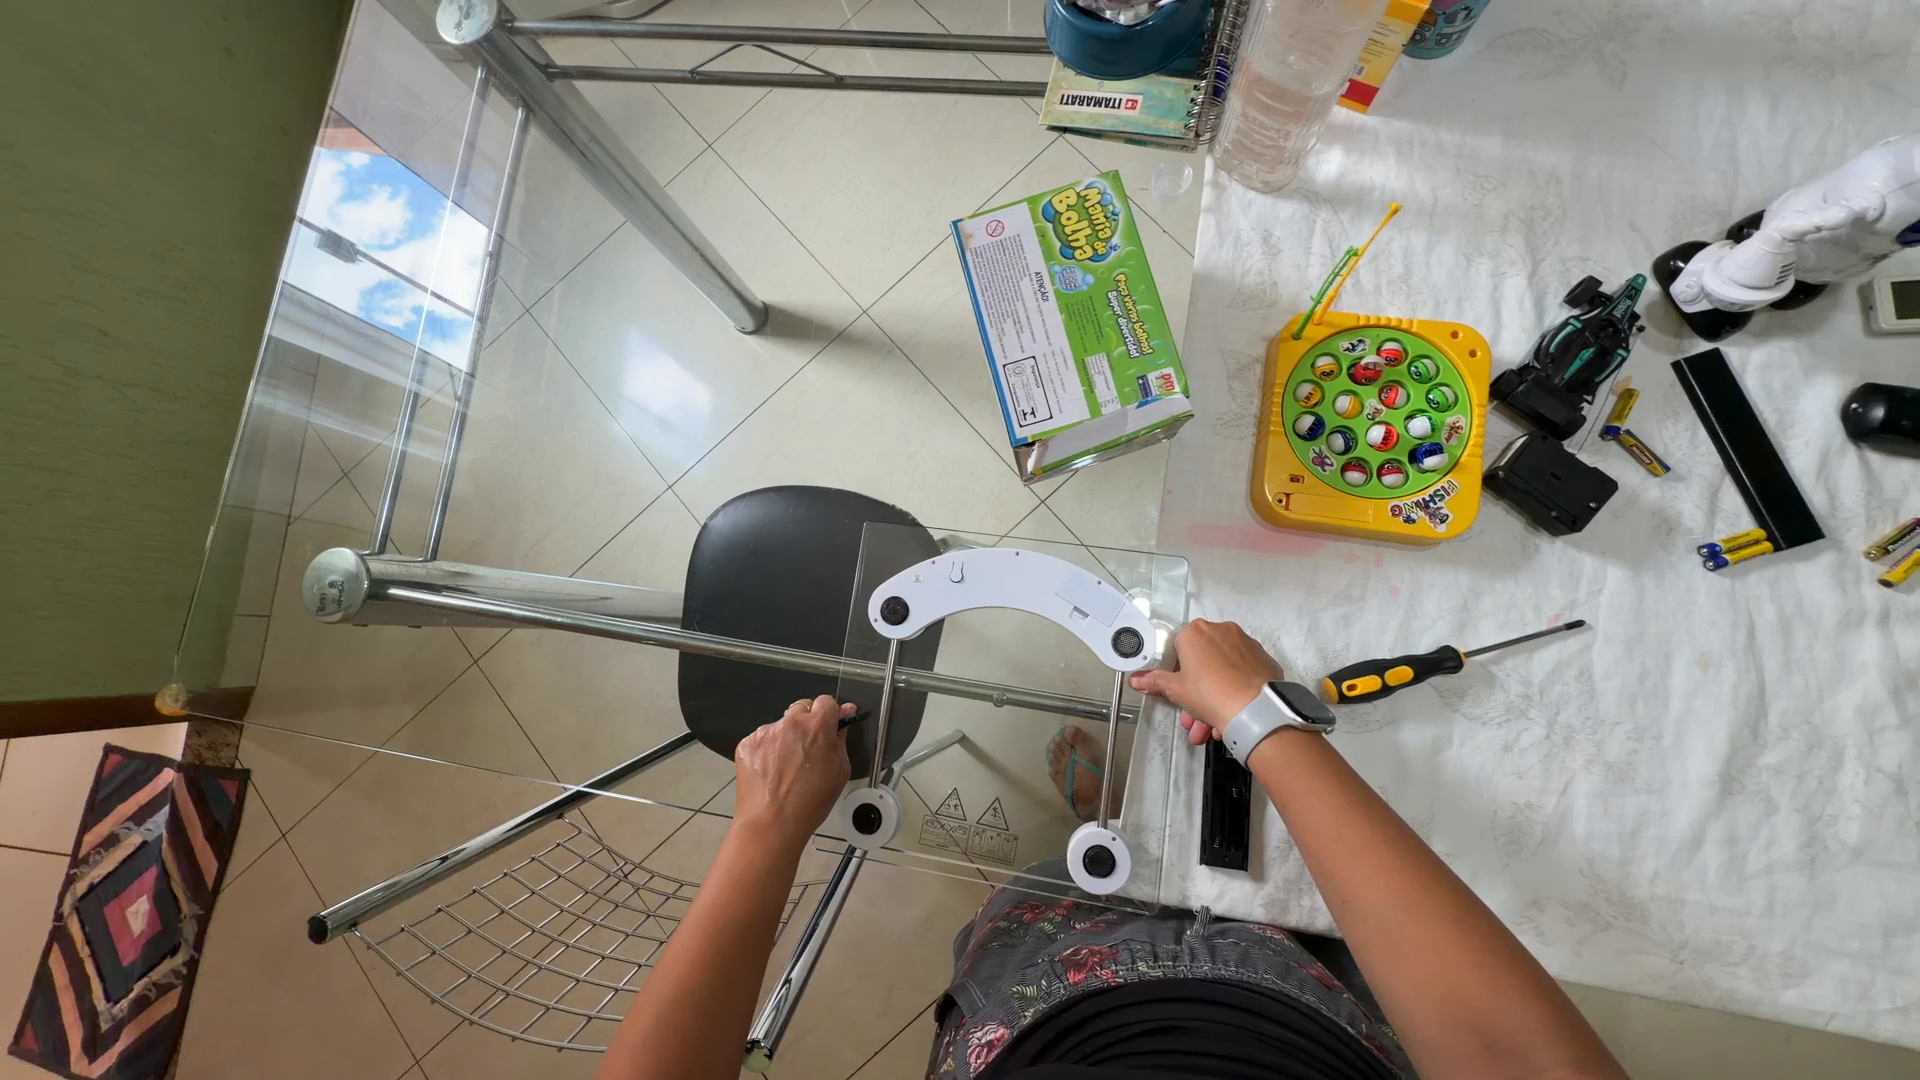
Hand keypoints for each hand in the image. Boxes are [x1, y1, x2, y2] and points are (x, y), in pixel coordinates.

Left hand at [733, 695, 853, 848]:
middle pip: (802, 708)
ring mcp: (766, 731)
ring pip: (781, 725)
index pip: (827, 701)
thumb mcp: (840, 771)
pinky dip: (767, 750)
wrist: (771, 823)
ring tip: (785, 767)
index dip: (830, 714)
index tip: (829, 727)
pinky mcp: (747, 743)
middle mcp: (791, 722)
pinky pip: (762, 739)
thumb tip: (844, 715)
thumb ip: (841, 739)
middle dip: (807, 722)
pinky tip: (770, 772)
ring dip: (786, 737)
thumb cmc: (812, 802)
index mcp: (817, 726)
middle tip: (807, 748)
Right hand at [1128, 620, 1283, 744]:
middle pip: (1202, 661)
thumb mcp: (1176, 690)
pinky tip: (1229, 715)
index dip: (1176, 673)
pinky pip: (1241, 673)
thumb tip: (1138, 679)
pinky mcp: (1263, 658)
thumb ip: (1155, 681)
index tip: (1178, 690)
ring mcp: (1245, 643)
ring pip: (1222, 670)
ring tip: (1210, 727)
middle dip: (1195, 692)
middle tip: (1193, 716)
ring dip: (1213, 697)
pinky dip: (1234, 690)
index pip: (1178, 648)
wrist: (1256, 710)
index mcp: (1196, 631)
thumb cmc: (1213, 693)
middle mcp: (1221, 630)